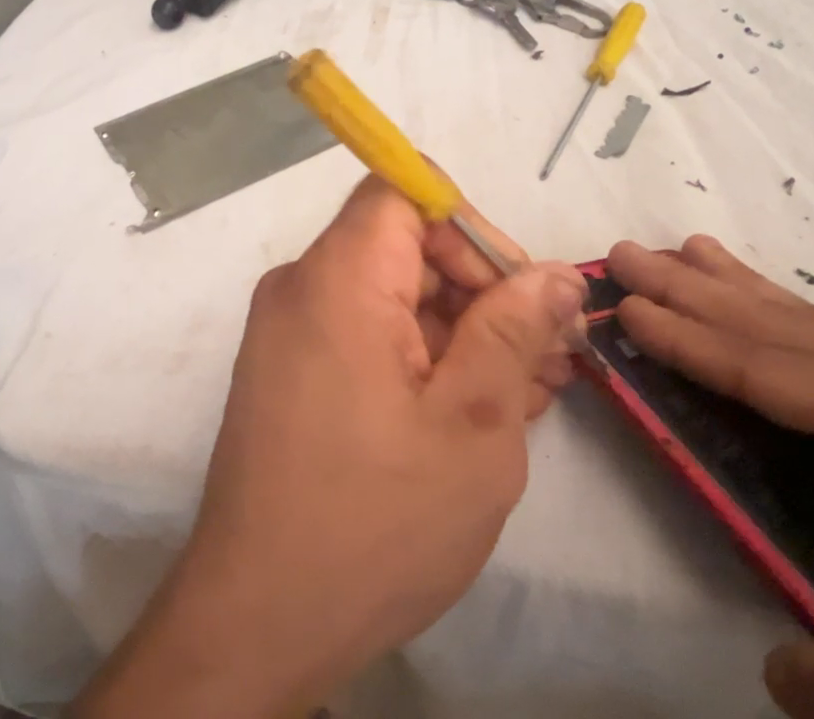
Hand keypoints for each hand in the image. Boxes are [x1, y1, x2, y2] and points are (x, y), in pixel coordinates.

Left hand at [72, 178, 586, 717]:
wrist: (261, 620)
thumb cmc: (375, 522)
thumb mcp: (472, 424)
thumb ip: (513, 332)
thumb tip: (552, 273)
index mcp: (337, 281)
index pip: (404, 194)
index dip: (471, 230)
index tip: (520, 297)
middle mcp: (302, 293)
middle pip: (403, 249)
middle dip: (483, 294)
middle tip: (550, 357)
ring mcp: (291, 340)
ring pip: (393, 302)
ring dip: (464, 336)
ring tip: (535, 393)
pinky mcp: (292, 382)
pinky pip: (367, 343)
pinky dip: (424, 364)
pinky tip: (482, 413)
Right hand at [609, 236, 813, 718]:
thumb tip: (779, 674)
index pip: (794, 378)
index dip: (698, 345)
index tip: (624, 307)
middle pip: (805, 334)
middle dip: (707, 295)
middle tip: (626, 254)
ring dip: (751, 302)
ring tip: (687, 257)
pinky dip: (807, 341)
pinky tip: (787, 334)